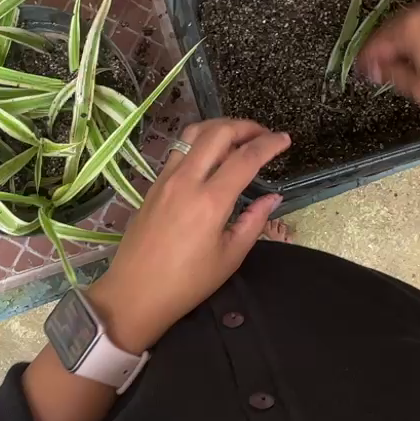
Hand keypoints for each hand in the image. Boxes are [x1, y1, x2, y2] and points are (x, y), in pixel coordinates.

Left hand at [85, 119, 290, 351]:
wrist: (134, 294)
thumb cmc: (186, 284)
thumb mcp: (230, 257)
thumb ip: (254, 222)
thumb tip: (273, 198)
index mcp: (210, 202)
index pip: (246, 158)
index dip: (270, 144)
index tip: (285, 140)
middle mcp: (186, 181)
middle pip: (218, 132)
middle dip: (246, 126)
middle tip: (265, 135)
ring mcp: (166, 179)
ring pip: (194, 133)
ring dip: (221, 127)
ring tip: (239, 136)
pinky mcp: (153, 184)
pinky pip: (179, 149)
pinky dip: (201, 141)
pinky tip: (212, 154)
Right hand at [356, 0, 419, 127]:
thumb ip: (394, 76)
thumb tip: (376, 70)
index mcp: (409, 28)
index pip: (376, 42)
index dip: (367, 60)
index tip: (363, 74)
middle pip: (392, 29)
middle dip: (383, 49)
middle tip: (378, 71)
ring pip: (412, 25)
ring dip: (402, 42)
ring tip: (401, 65)